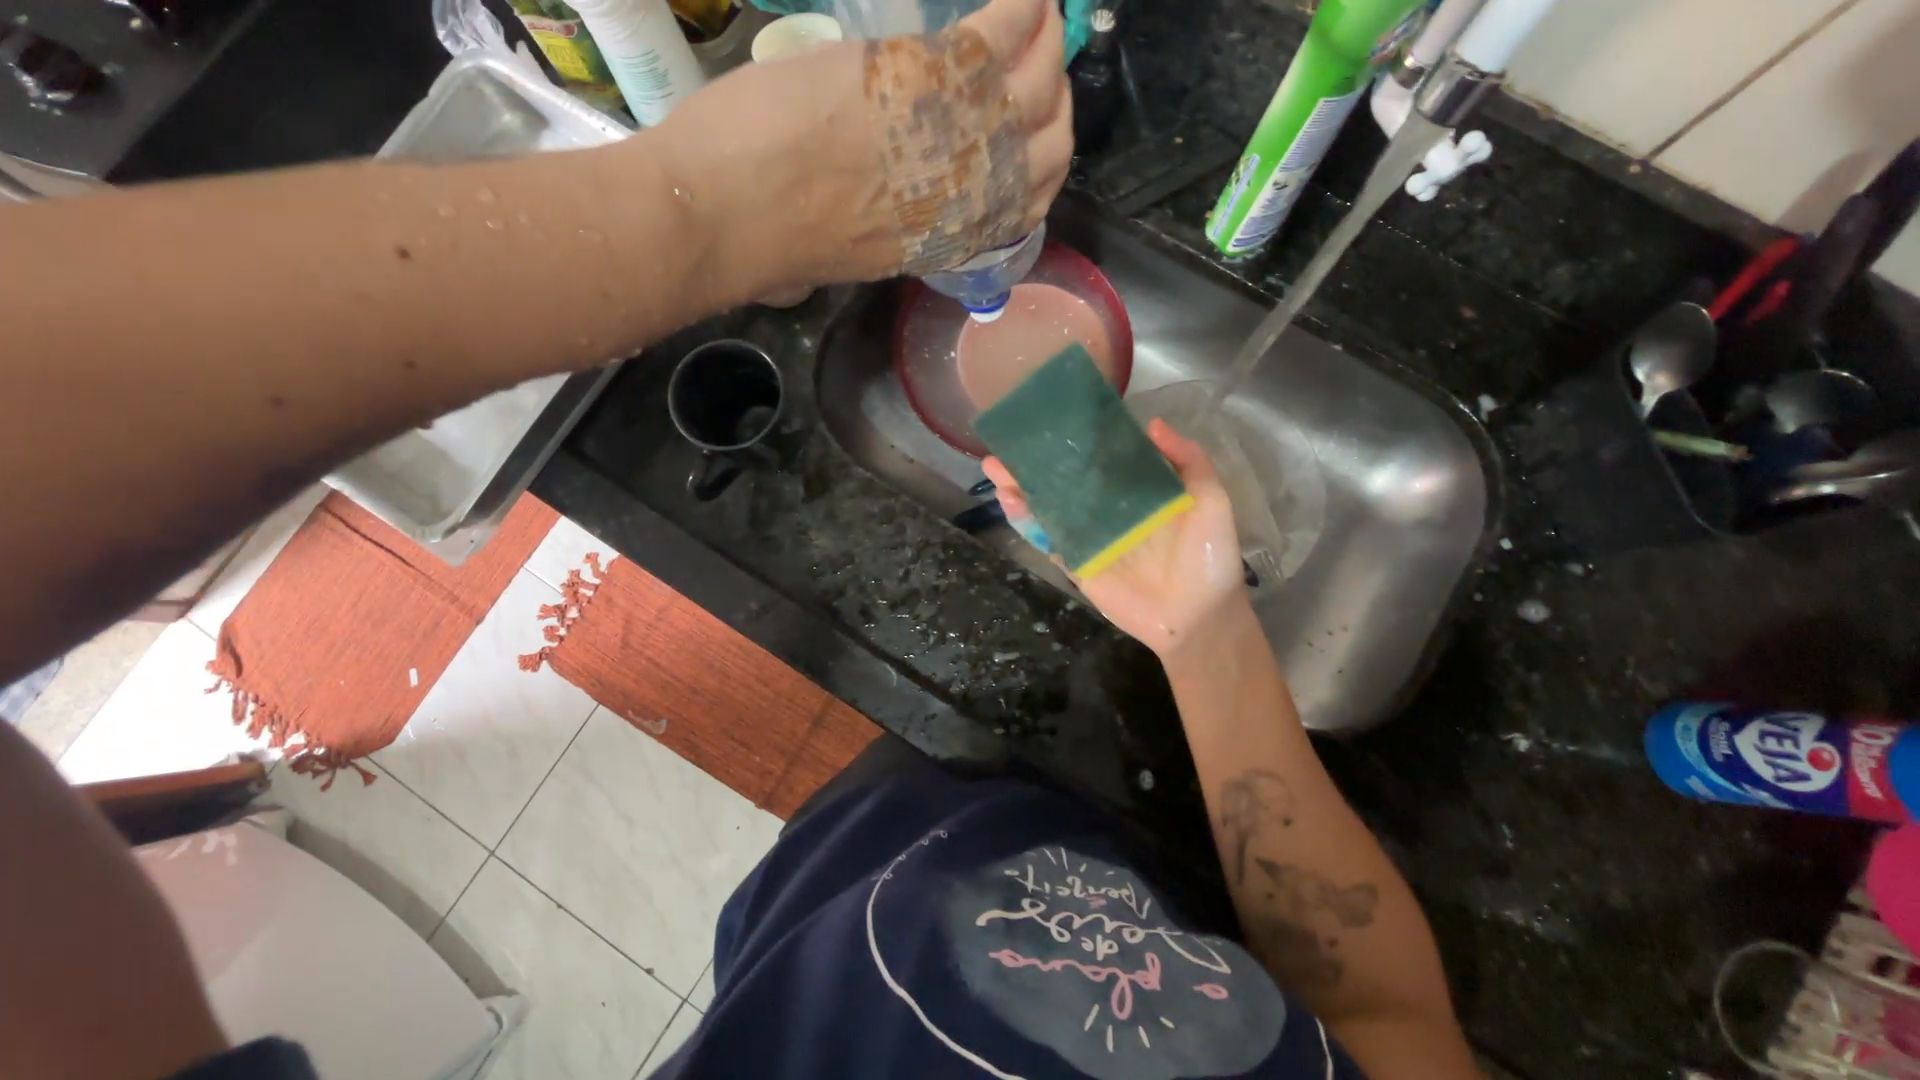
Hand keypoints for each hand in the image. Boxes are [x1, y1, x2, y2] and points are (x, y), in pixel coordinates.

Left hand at [651, 0, 1070, 294]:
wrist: (726, 212)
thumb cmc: (768, 240)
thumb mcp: (849, 248)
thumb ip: (884, 219)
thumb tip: (879, 197)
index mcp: (950, 238)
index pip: (1028, 198)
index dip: (1038, 157)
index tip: (1028, 124)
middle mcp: (973, 194)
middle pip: (1051, 143)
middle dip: (1052, 99)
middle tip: (1036, 59)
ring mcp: (961, 135)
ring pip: (1040, 83)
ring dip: (1044, 41)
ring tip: (1030, 14)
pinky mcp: (932, 75)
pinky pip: (1004, 33)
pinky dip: (1023, 6)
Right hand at [983, 419, 1253, 659]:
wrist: (1198, 615)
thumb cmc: (1209, 556)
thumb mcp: (1210, 499)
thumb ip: (1188, 460)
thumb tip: (1151, 423)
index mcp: (1137, 491)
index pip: (1101, 459)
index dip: (1075, 440)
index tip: (1051, 419)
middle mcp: (1108, 509)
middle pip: (1065, 480)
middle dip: (1035, 462)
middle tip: (1007, 443)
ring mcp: (1090, 537)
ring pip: (1049, 507)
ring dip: (1021, 488)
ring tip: (995, 468)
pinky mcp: (1078, 563)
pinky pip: (1049, 540)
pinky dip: (1028, 522)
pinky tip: (1009, 502)